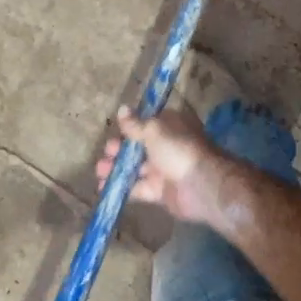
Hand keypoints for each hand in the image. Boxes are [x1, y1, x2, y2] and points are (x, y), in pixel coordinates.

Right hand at [95, 106, 226, 224]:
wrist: (201, 184)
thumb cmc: (177, 148)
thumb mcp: (153, 130)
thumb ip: (135, 124)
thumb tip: (122, 109)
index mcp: (169, 126)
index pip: (146, 123)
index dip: (129, 127)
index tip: (114, 130)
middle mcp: (167, 146)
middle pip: (138, 146)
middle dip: (119, 149)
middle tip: (106, 152)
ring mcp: (164, 169)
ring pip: (136, 167)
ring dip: (117, 168)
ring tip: (100, 170)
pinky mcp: (160, 191)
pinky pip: (138, 187)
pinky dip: (123, 187)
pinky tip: (105, 188)